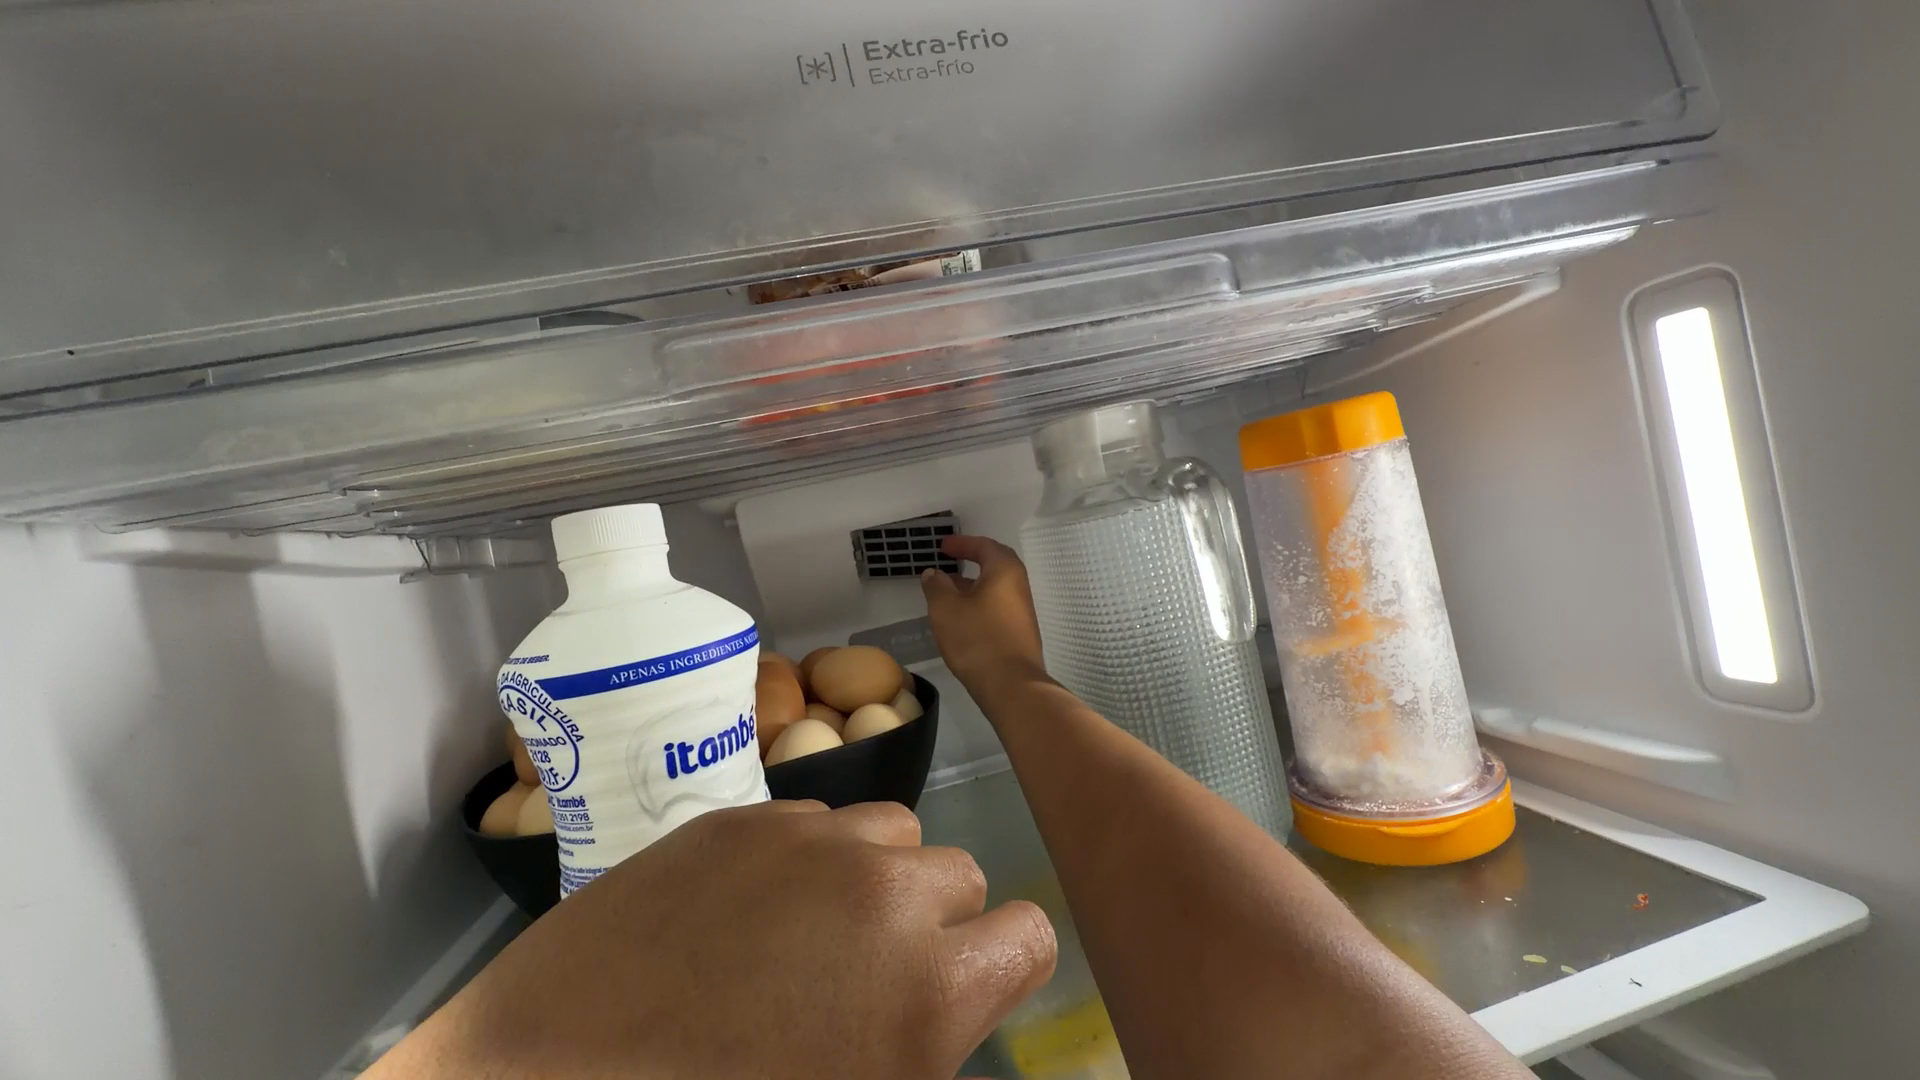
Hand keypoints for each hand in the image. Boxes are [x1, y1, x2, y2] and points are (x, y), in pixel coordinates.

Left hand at [372, 800, 1055, 1079]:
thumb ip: (922, 1045)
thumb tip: (935, 1009)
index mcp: (929, 988)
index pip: (1027, 935)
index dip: (1001, 964)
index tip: (965, 985)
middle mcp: (884, 891)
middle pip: (959, 874)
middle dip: (934, 920)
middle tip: (869, 971)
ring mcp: (808, 841)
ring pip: (891, 829)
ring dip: (874, 873)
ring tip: (811, 926)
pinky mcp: (739, 819)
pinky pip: (815, 819)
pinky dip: (807, 856)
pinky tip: (747, 906)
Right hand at [921, 535, 1050, 701]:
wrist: (1011, 685)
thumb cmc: (977, 639)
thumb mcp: (946, 609)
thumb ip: (937, 586)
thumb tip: (934, 573)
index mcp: (1005, 571)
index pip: (985, 546)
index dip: (963, 544)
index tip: (943, 547)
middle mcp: (1019, 586)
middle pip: (995, 565)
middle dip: (971, 562)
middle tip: (949, 563)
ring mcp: (1023, 611)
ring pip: (996, 589)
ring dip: (973, 586)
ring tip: (947, 593)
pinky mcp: (1020, 633)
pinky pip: (998, 607)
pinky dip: (980, 604)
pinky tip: (962, 619)